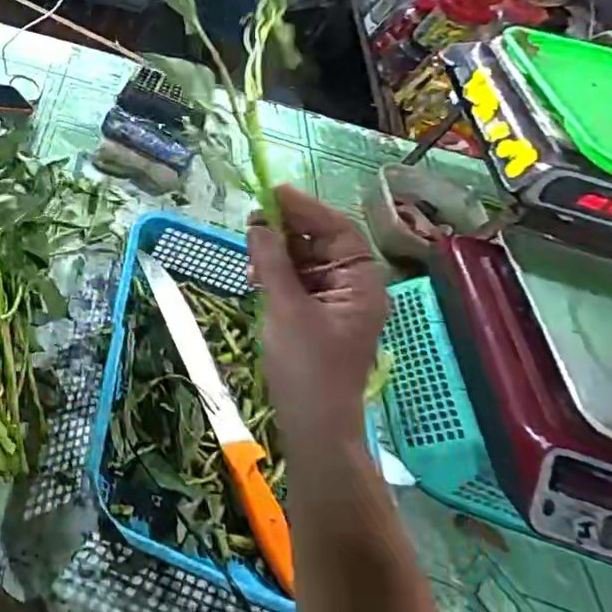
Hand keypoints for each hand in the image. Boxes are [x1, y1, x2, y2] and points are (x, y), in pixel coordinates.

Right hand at [247, 185, 387, 446]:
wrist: (312, 420)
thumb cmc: (307, 365)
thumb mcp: (285, 308)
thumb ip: (272, 262)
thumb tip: (259, 223)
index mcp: (362, 285)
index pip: (339, 231)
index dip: (307, 208)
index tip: (272, 191)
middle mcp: (353, 287)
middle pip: (322, 241)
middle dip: (288, 227)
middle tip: (251, 219)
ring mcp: (333, 301)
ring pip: (305, 257)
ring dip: (277, 248)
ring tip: (249, 248)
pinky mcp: (313, 313)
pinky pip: (295, 276)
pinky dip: (274, 267)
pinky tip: (254, 271)